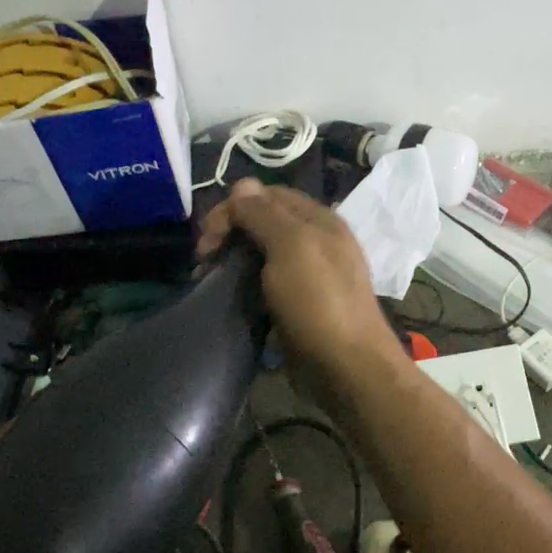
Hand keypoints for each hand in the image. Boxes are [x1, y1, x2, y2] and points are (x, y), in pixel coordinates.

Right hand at [195, 179, 398, 371]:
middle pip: (263, 224)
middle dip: (230, 235)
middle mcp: (316, 243)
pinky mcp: (299, 307)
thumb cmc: (320, 302)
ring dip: (233, 263)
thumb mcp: (292, 246)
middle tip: (203, 262)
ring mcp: (309, 277)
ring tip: (208, 281)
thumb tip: (242, 185)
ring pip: (262, 257)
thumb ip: (265, 214)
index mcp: (319, 221)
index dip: (234, 208)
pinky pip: (266, 287)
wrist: (348, 367)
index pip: (268, 196)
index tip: (207, 238)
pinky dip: (245, 289)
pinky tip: (228, 300)